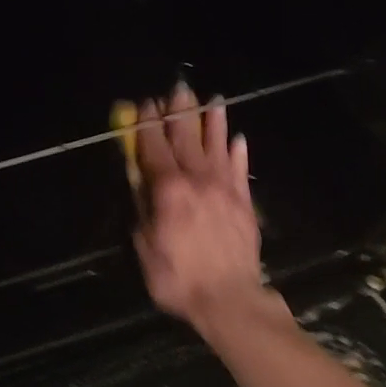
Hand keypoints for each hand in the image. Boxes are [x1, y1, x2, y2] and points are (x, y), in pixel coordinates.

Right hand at [130, 82, 279, 331]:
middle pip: (187, 139)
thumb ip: (143, 213)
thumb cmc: (179, 279)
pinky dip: (238, 152)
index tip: (143, 105)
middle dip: (179, 112)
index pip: (154, 149)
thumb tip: (140, 187)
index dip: (147, 125)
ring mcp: (225, 189)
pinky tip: (237, 139)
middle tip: (177, 88)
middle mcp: (198, 181)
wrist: (228, 298)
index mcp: (168, 192)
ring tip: (212, 99)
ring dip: (213, 121)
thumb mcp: (146, 249)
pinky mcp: (244, 203)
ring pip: (218, 146)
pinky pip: (241, 170)